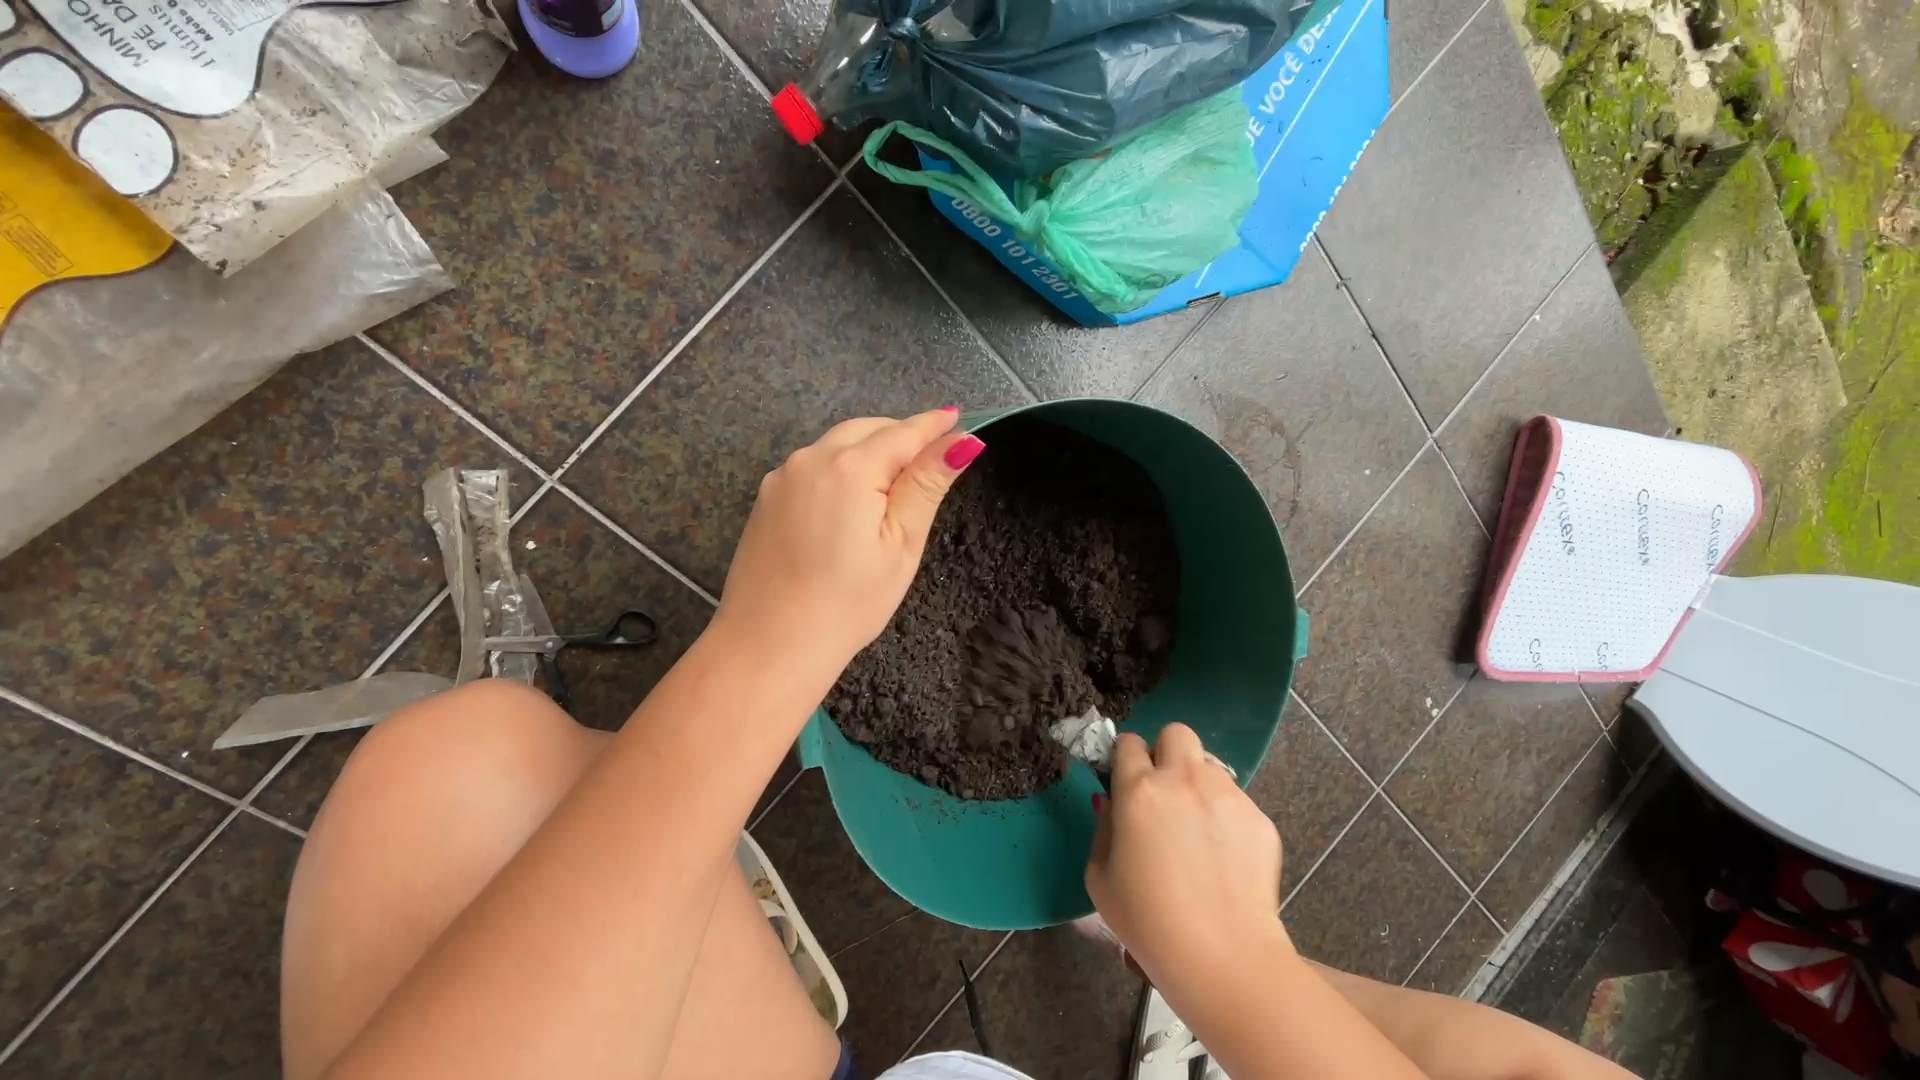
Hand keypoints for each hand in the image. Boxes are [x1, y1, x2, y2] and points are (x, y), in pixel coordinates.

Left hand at [713, 407, 983, 671]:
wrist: (769, 644)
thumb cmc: (847, 604)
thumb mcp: (901, 544)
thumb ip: (927, 484)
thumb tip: (962, 442)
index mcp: (850, 468)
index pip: (903, 432)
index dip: (934, 425)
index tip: (958, 417)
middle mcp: (811, 459)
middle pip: (867, 430)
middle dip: (900, 436)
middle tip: (932, 458)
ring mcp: (782, 477)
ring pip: (837, 446)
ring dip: (868, 451)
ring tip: (893, 486)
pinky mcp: (766, 498)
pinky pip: (812, 467)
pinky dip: (839, 469)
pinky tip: (850, 506)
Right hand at [1085, 724, 1287, 991]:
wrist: (1222, 955)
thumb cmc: (1147, 921)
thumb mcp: (1100, 877)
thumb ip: (1104, 828)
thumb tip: (1114, 804)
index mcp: (1139, 790)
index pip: (1128, 742)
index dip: (1126, 759)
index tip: (1127, 781)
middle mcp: (1183, 780)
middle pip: (1176, 733)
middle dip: (1166, 753)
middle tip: (1165, 791)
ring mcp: (1227, 795)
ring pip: (1210, 767)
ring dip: (1199, 786)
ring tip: (1199, 831)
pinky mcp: (1259, 818)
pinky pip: (1237, 802)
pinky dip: (1226, 819)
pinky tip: (1224, 858)